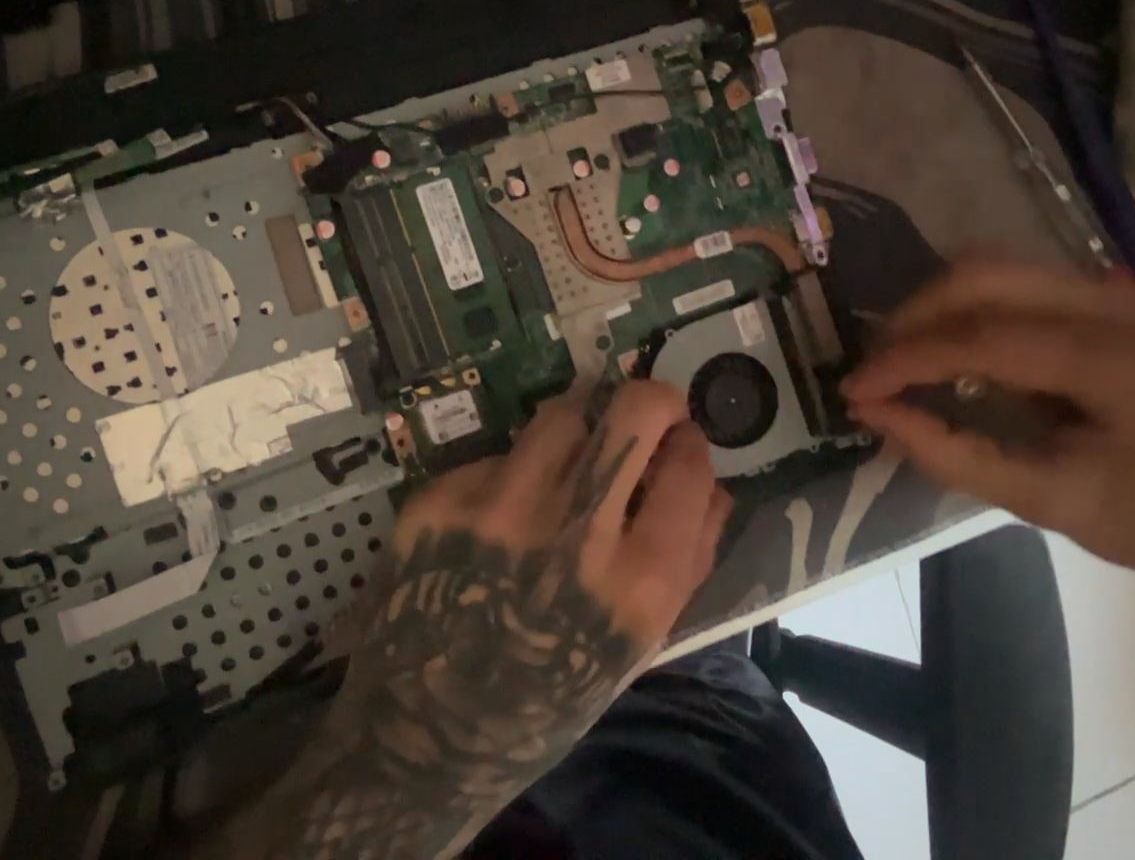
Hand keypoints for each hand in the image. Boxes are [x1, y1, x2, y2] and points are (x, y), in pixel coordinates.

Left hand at [250, 380, 730, 857]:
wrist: (420, 737)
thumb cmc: (544, 700)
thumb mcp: (634, 649)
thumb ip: (687, 564)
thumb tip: (715, 485)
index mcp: (637, 587)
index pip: (688, 470)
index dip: (691, 444)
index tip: (683, 440)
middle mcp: (572, 536)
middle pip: (632, 414)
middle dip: (652, 399)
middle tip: (646, 409)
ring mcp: (498, 511)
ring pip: (562, 412)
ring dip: (584, 416)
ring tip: (581, 438)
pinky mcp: (439, 501)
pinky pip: (498, 456)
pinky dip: (515, 471)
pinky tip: (503, 510)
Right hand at [841, 259, 1134, 601]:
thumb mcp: (1046, 502)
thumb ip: (951, 452)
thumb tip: (872, 412)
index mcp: (1131, 364)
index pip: (987, 337)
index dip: (907, 359)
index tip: (854, 390)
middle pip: (988, 276)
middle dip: (914, 319)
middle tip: (875, 369)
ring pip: (1000, 268)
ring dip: (937, 308)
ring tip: (903, 358)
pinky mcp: (1126, 297)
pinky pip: (1023, 283)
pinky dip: (970, 310)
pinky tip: (949, 349)